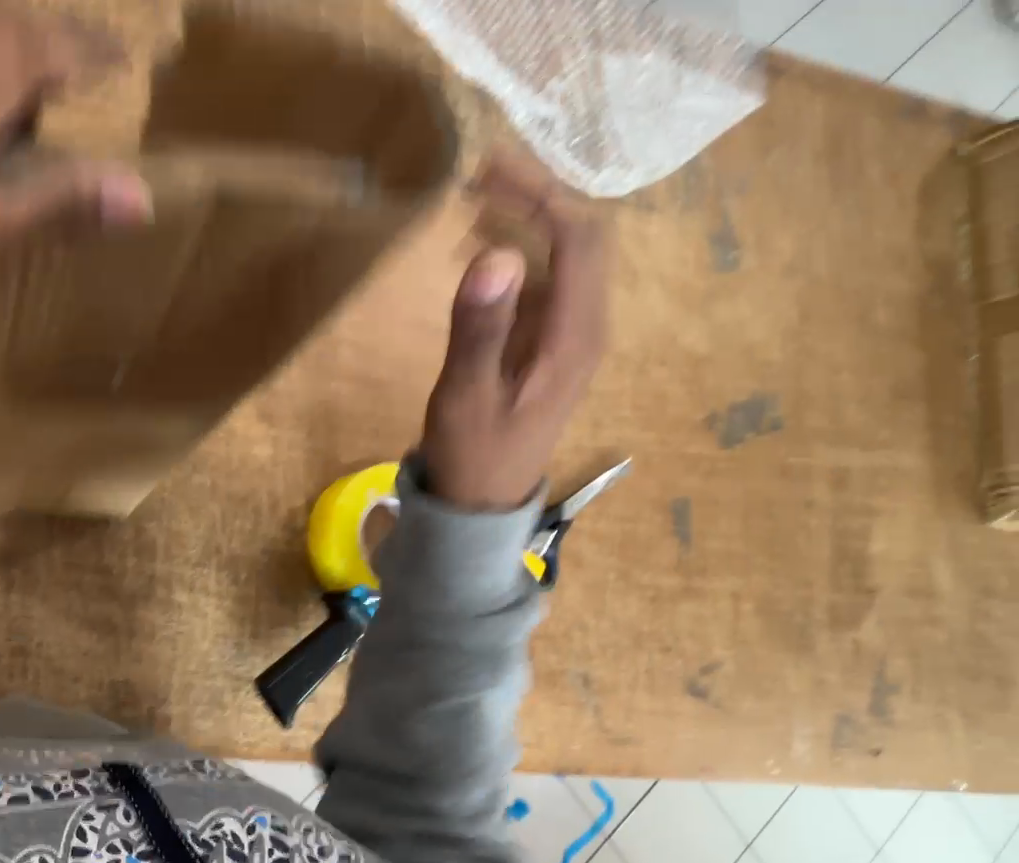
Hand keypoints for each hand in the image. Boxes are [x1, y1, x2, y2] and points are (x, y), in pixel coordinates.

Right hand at [420, 156, 608, 509]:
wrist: (481, 503)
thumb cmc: (474, 453)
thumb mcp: (467, 397)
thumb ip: (480, 330)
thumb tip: (494, 255)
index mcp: (575, 335)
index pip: (578, 240)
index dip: (541, 195)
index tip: (490, 171)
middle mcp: (583, 326)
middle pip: (578, 240)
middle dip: (536, 197)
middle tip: (479, 174)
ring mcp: (567, 336)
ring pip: (561, 258)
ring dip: (525, 221)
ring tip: (474, 200)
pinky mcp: (545, 346)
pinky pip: (542, 284)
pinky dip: (514, 256)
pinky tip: (478, 251)